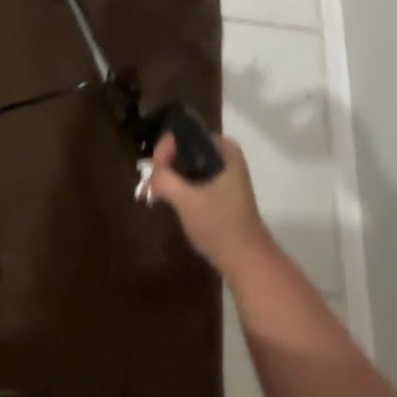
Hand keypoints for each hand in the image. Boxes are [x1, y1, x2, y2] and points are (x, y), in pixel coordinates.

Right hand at [145, 132, 271, 272]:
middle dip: (165, 165)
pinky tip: (169, 200)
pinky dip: (182, 186)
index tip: (153, 173)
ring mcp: (226, 173)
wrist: (247, 260)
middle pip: (186, 149)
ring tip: (154, 193)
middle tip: (150, 185)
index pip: (184, 136)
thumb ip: (164, 179)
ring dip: (172, 177)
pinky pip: (196, 178)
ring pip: (189, 165)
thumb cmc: (219, 225)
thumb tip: (151, 175)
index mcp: (223, 149)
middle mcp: (226, 155)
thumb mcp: (186, 200)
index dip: (164, 151)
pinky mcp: (223, 190)